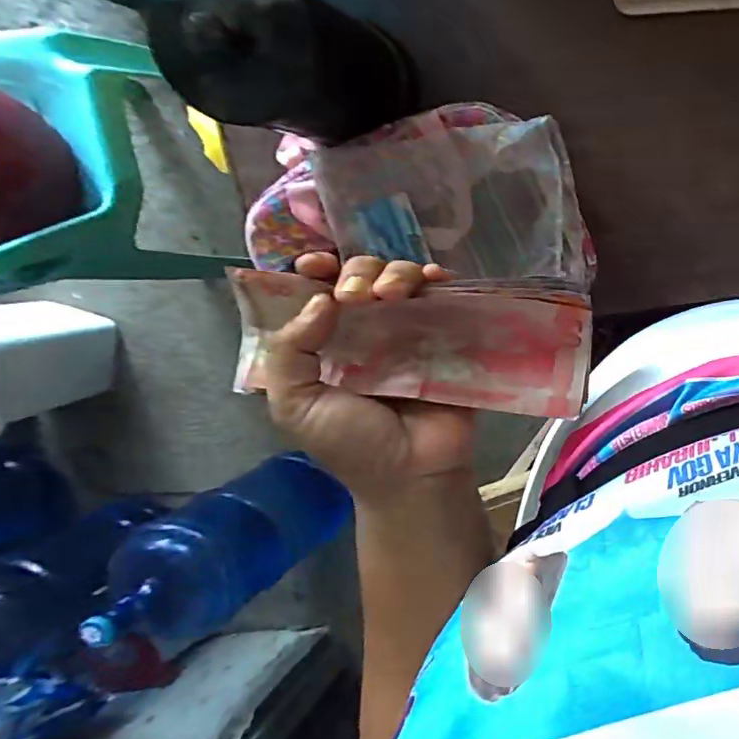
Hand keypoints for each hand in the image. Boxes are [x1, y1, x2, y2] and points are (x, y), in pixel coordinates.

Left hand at [263, 252, 477, 496]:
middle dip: (358, 271)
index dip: (316, 270)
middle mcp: (368, 329)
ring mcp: (410, 331)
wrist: (411, 472)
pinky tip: (434, 279)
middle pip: (362, 275)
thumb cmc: (351, 444)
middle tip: (359, 296)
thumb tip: (322, 298)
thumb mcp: (296, 404)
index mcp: (327, 342)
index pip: (318, 291)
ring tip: (393, 295)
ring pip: (402, 278)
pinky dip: (438, 280)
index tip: (315, 266)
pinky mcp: (447, 337)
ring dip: (396, 272)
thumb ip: (291, 350)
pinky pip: (443, 298)